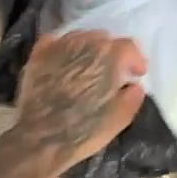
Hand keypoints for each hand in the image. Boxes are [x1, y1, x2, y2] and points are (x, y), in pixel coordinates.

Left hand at [13, 30, 148, 166]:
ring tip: (88, 67)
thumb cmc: (83, 131)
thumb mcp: (119, 119)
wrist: (40, 139)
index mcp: (110, 56)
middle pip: (105, 40)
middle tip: (111, 72)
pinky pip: (56, 41)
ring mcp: (60, 46)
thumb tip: (134, 86)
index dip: (136, 60)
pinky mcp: (39, 55)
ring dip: (89, 49)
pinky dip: (64, 47)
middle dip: (112, 55)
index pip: (129, 47)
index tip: (137, 73)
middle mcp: (86, 43)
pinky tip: (65, 61)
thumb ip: (133, 97)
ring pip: (81, 38)